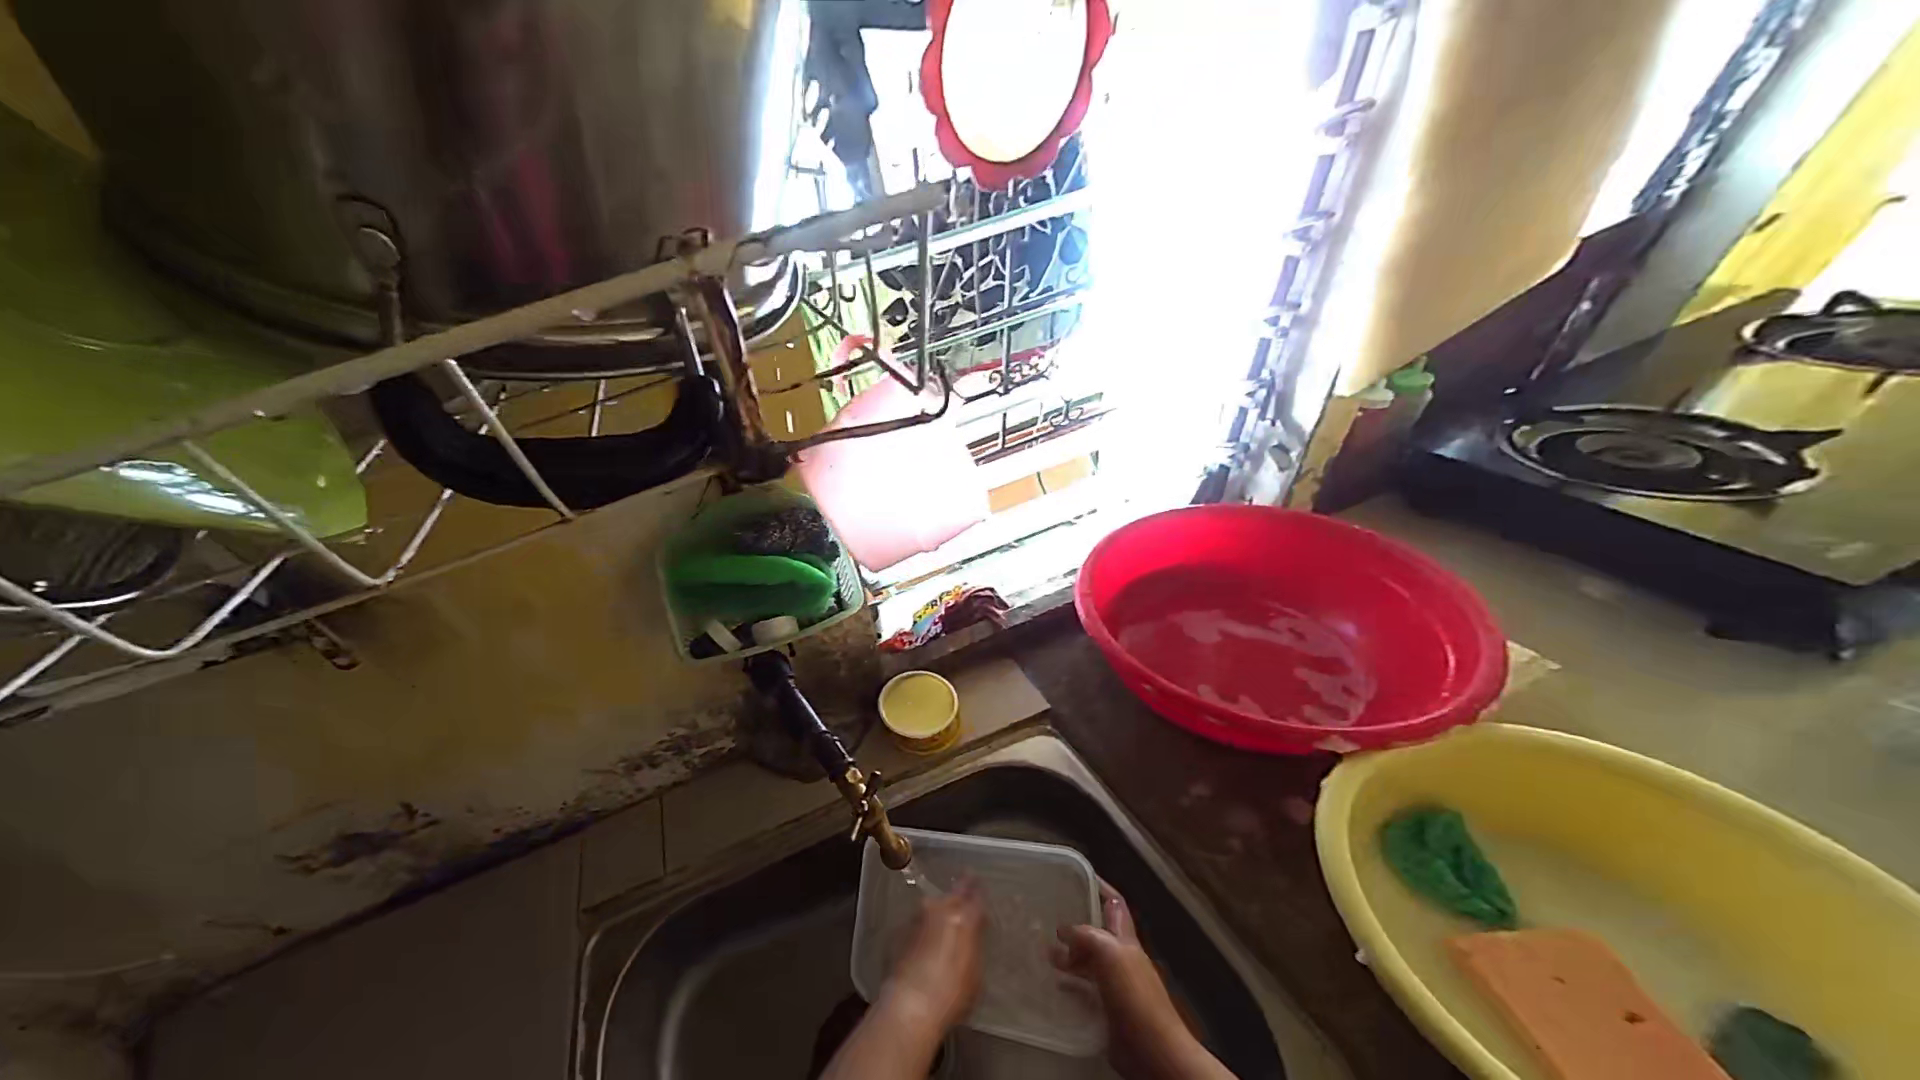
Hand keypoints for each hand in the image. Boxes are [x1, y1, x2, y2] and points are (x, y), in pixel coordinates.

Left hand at [880, 880, 983, 1034]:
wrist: (909, 1007)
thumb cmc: (952, 995)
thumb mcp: (975, 974)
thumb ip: (973, 946)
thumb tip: (970, 938)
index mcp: (964, 918)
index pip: (975, 894)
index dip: (977, 890)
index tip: (978, 884)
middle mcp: (940, 909)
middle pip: (953, 893)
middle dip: (959, 893)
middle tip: (962, 893)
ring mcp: (917, 918)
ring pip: (933, 907)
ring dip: (938, 912)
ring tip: (941, 926)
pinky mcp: (900, 931)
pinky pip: (918, 924)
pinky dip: (923, 929)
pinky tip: (923, 944)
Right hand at [1054, 881, 1232, 1079]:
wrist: (1154, 1050)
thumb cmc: (1134, 996)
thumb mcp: (1109, 954)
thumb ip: (1086, 936)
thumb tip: (1063, 930)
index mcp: (1125, 939)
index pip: (1114, 904)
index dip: (1100, 886)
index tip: (1079, 875)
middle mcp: (1121, 958)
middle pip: (1098, 931)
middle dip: (1076, 924)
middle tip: (1049, 919)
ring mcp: (1116, 985)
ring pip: (1089, 961)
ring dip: (1069, 956)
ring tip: (1046, 955)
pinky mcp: (1108, 1010)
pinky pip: (1085, 990)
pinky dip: (1070, 985)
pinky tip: (1056, 987)